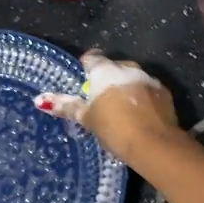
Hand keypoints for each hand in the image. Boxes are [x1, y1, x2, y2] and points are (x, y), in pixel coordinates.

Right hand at [36, 50, 179, 162]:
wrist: (154, 144)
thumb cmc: (115, 129)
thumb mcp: (88, 119)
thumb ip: (67, 106)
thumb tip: (40, 100)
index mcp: (105, 71)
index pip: (91, 58)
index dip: (86, 68)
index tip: (84, 83)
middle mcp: (128, 68)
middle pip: (113, 68)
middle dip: (107, 80)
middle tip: (101, 102)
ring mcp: (148, 78)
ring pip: (132, 77)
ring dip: (126, 88)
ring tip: (122, 110)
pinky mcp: (164, 91)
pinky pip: (148, 89)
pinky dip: (143, 97)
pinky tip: (140, 115)